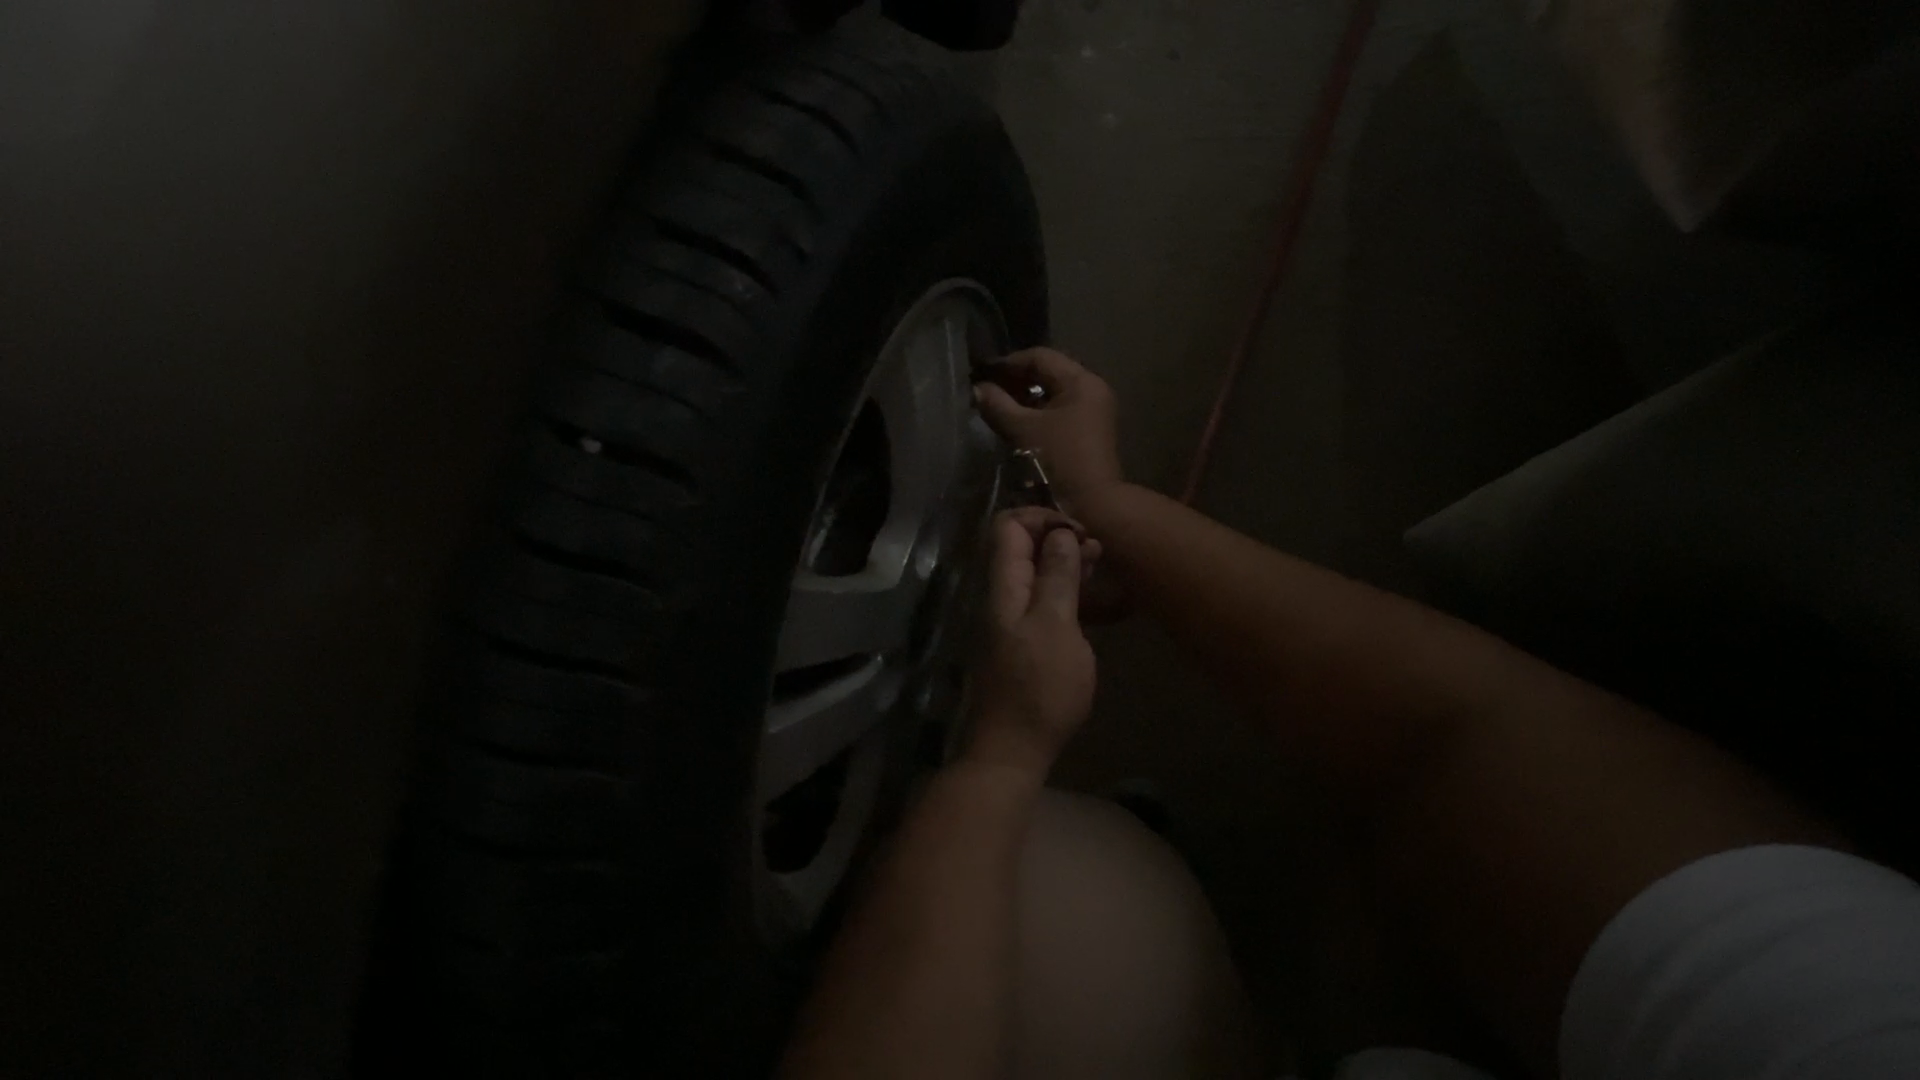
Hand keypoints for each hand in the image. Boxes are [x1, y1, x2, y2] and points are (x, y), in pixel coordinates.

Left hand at [964, 509, 1097, 779]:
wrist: (1012, 749)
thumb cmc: (1039, 687)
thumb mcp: (1056, 625)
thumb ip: (1057, 576)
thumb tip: (1060, 533)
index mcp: (1003, 586)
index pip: (1009, 526)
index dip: (1043, 517)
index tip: (1080, 533)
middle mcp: (1001, 597)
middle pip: (1022, 549)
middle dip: (1059, 540)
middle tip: (1098, 552)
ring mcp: (1010, 622)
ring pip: (1036, 577)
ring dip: (1066, 567)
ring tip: (1102, 571)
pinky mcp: (1022, 645)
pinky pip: (1042, 605)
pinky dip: (1066, 595)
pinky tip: (1094, 604)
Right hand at [974, 348, 1123, 507]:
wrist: (1091, 505)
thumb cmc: (1058, 461)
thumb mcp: (1022, 430)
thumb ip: (997, 405)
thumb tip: (977, 388)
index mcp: (1081, 382)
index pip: (1040, 357)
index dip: (1007, 363)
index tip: (980, 372)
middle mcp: (1091, 390)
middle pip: (1048, 372)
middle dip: (1015, 379)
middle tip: (985, 388)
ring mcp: (1093, 410)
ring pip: (1052, 392)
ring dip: (1024, 396)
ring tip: (995, 405)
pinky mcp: (1088, 430)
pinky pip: (1058, 410)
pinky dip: (1036, 411)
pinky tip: (1014, 420)